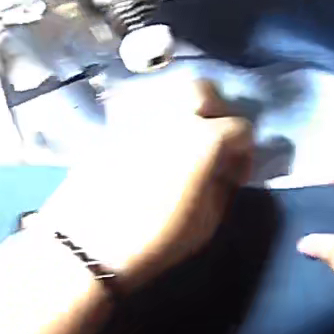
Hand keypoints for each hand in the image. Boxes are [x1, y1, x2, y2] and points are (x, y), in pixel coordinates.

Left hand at [37, 79, 253, 287]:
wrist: (88, 242)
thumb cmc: (157, 237)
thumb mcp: (208, 221)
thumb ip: (223, 186)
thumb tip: (223, 170)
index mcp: (206, 138)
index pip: (242, 128)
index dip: (245, 152)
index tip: (235, 175)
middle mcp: (175, 115)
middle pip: (204, 91)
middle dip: (215, 111)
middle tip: (212, 141)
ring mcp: (140, 116)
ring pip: (169, 92)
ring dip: (183, 110)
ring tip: (182, 141)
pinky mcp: (113, 125)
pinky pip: (142, 109)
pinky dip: (155, 120)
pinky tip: (153, 147)